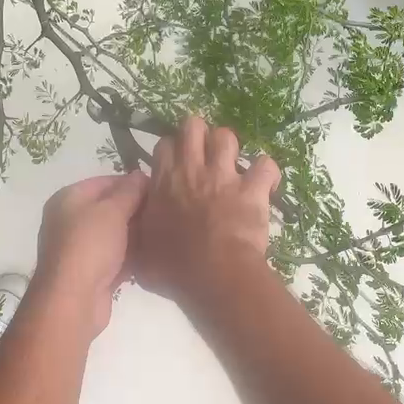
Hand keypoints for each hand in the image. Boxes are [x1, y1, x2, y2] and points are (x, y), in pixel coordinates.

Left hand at [32, 172, 149, 338]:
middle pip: (110, 208)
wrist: (73, 302)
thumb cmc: (90, 246)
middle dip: (136, 209)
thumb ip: (129, 191)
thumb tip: (140, 174)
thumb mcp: (112, 210)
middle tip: (165, 210)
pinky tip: (155, 254)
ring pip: (115, 234)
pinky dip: (132, 255)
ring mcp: (81, 249)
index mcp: (69, 199)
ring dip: (136, 233)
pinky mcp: (92, 273)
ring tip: (165, 230)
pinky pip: (116, 257)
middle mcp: (71, 221)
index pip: (105, 182)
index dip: (131, 183)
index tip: (158, 188)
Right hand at [129, 116, 278, 304]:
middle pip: (193, 126)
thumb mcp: (142, 253)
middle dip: (199, 134)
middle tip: (203, 155)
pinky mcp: (251, 188)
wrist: (214, 278)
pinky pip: (265, 165)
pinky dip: (267, 172)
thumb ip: (139, 229)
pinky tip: (265, 183)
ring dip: (229, 148)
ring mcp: (223, 176)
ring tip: (232, 164)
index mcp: (164, 181)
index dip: (171, 151)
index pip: (164, 144)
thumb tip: (136, 220)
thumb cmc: (175, 271)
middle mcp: (192, 169)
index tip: (175, 165)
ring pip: (226, 136)